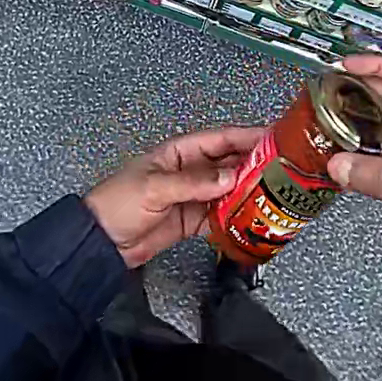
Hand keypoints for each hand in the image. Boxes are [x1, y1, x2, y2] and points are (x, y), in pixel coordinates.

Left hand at [86, 126, 264, 267]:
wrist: (97, 245)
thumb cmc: (117, 203)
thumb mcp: (155, 188)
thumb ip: (193, 183)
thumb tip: (230, 177)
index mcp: (181, 152)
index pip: (221, 138)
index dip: (248, 136)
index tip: (274, 138)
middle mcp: (191, 170)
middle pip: (230, 162)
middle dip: (256, 164)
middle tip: (284, 170)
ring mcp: (193, 195)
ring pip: (229, 189)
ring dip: (249, 192)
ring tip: (275, 196)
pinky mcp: (191, 220)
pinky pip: (220, 215)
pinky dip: (235, 218)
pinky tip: (251, 220)